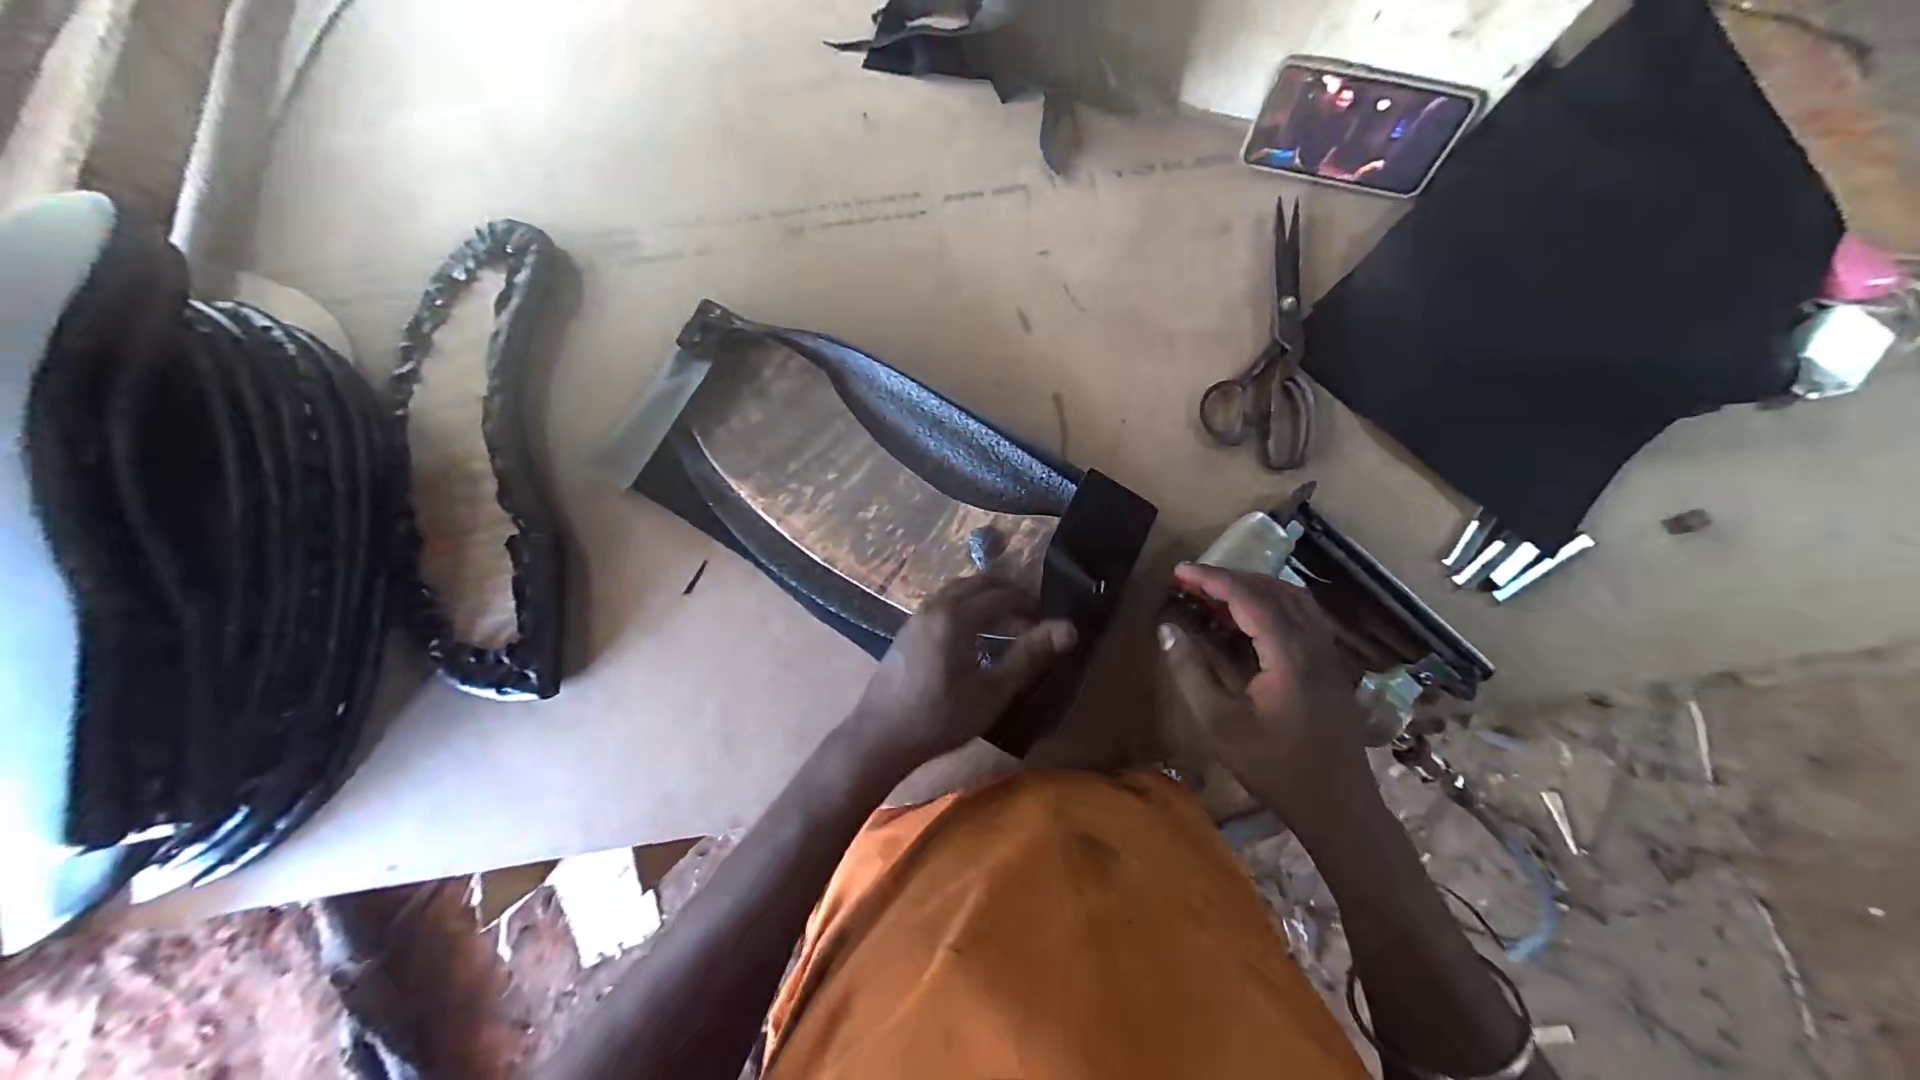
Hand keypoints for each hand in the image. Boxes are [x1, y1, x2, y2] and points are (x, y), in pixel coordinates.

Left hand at [845, 576, 1076, 772]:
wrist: (880, 737)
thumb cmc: (940, 717)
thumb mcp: (992, 691)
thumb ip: (1029, 656)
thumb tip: (1069, 628)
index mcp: (955, 616)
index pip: (1001, 594)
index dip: (1028, 605)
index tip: (1046, 623)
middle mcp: (933, 607)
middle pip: (977, 584)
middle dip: (1008, 595)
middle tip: (1030, 618)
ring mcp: (916, 618)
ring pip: (957, 592)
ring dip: (985, 600)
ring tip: (1006, 625)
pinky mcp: (906, 633)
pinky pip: (942, 605)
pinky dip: (965, 608)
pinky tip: (972, 638)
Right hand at [1157, 562, 1369, 819]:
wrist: (1338, 805)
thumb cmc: (1275, 767)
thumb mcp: (1220, 723)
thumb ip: (1192, 671)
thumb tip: (1168, 629)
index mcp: (1290, 655)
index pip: (1250, 598)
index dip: (1213, 579)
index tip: (1180, 571)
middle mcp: (1315, 644)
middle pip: (1274, 590)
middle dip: (1230, 577)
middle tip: (1190, 579)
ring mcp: (1328, 654)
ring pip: (1293, 599)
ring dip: (1253, 586)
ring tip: (1215, 590)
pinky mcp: (1330, 666)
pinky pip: (1302, 616)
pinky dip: (1271, 603)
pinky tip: (1248, 617)